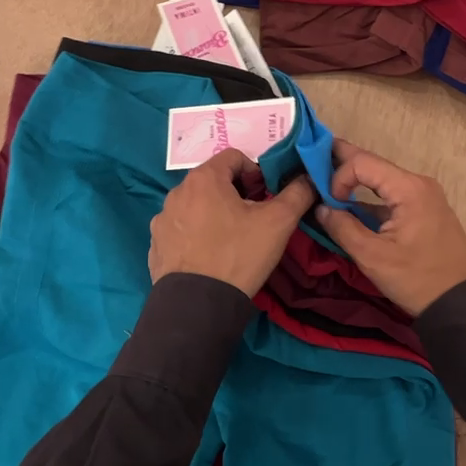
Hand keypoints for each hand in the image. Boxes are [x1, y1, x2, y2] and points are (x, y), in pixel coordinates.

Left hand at [150, 149, 316, 296]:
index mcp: (204, 179)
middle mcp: (176, 193)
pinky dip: (197, 235)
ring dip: (216, 214)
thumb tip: (309, 178)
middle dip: (237, 194)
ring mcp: (162, 221)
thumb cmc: (239, 254)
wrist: (199, 307)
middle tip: (255, 219)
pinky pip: (182, 230)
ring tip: (232, 240)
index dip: (256, 172)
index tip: (267, 197)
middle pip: (215, 181)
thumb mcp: (278, 222)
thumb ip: (298, 193)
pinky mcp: (156, 246)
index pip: (235, 157)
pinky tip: (211, 257)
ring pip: (197, 206)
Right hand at [313, 139, 465, 315]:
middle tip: (313, 160)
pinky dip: (371, 200)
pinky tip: (351, 205)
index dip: (339, 176)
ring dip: (356, 184)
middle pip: (373, 166)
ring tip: (327, 184)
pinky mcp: (424, 209)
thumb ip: (343, 228)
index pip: (363, 163)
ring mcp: (424, 195)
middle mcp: (418, 183)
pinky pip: (392, 196)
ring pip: (382, 181)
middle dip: (343, 165)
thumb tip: (321, 208)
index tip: (328, 202)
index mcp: (408, 188)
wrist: (460, 300)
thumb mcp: (373, 257)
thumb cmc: (417, 278)